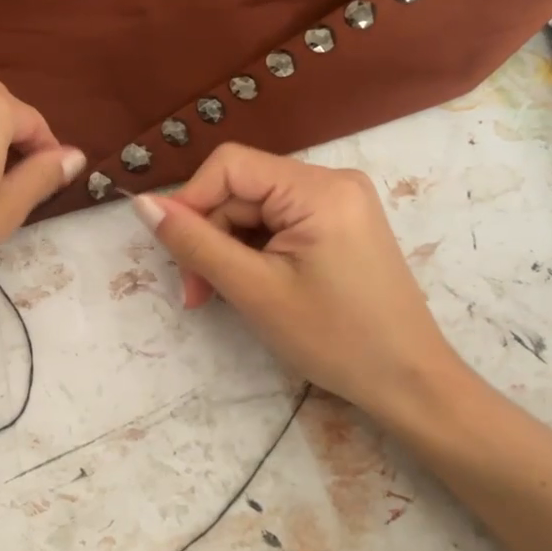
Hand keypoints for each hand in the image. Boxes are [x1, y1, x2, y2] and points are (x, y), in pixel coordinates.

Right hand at [131, 143, 465, 417]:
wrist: (410, 384)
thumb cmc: (334, 338)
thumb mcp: (253, 290)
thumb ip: (194, 241)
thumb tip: (141, 203)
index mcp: (318, 188)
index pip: (228, 166)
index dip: (190, 202)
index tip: (176, 255)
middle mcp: (331, 182)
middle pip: (238, 189)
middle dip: (208, 236)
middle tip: (195, 293)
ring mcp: (337, 203)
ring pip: (250, 208)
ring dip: (224, 249)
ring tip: (215, 297)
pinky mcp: (336, 225)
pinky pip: (274, 222)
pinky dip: (249, 252)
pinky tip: (246, 286)